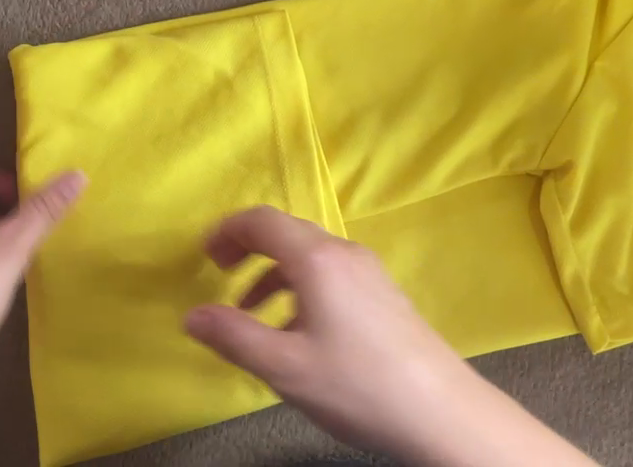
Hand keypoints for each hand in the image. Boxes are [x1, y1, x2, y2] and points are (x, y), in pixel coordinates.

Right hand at [183, 206, 596, 466]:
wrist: (442, 411)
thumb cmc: (357, 384)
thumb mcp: (285, 367)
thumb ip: (234, 336)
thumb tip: (191, 315)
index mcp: (316, 258)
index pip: (263, 220)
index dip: (228, 230)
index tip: (204, 255)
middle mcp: (343, 252)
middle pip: (287, 232)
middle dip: (248, 248)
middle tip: (220, 274)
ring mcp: (368, 270)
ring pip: (309, 256)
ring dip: (273, 273)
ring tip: (251, 313)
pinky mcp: (383, 293)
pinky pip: (330, 274)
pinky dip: (300, 287)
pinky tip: (298, 330)